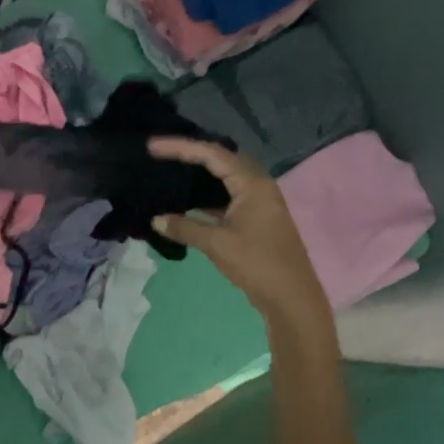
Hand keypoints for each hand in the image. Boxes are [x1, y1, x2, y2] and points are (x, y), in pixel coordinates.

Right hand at [149, 137, 331, 324]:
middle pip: (221, 160)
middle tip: (161, 154)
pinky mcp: (254, 219)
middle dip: (191, 154)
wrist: (290, 297)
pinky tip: (185, 202)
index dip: (181, 147)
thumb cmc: (257, 264)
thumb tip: (156, 219)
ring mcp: (258, 203)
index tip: (153, 146)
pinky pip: (226, 198)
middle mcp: (258, 186)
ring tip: (169, 172)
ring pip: (224, 179)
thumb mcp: (217, 244)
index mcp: (252, 184)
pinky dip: (205, 197)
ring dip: (198, 175)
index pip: (212, 155)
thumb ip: (185, 228)